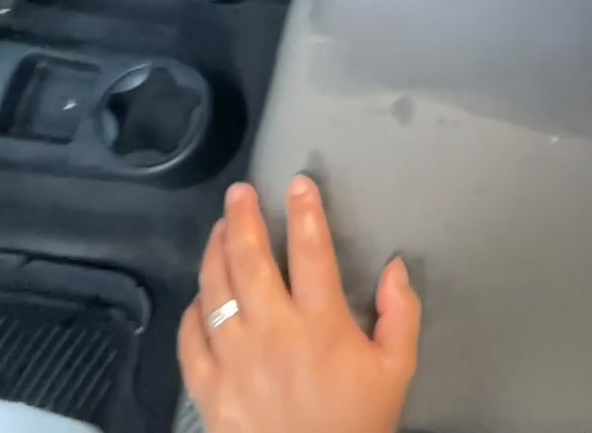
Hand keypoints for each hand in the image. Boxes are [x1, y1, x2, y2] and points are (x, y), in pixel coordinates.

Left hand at [179, 179, 420, 432]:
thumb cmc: (356, 421)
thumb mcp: (397, 369)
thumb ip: (402, 313)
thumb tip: (395, 266)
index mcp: (321, 325)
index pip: (312, 252)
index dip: (305, 213)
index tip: (298, 183)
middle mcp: (273, 334)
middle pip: (251, 262)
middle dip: (243, 219)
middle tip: (239, 192)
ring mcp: (234, 363)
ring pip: (215, 292)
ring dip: (214, 252)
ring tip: (218, 227)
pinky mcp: (208, 392)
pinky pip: (190, 341)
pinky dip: (192, 310)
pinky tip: (200, 293)